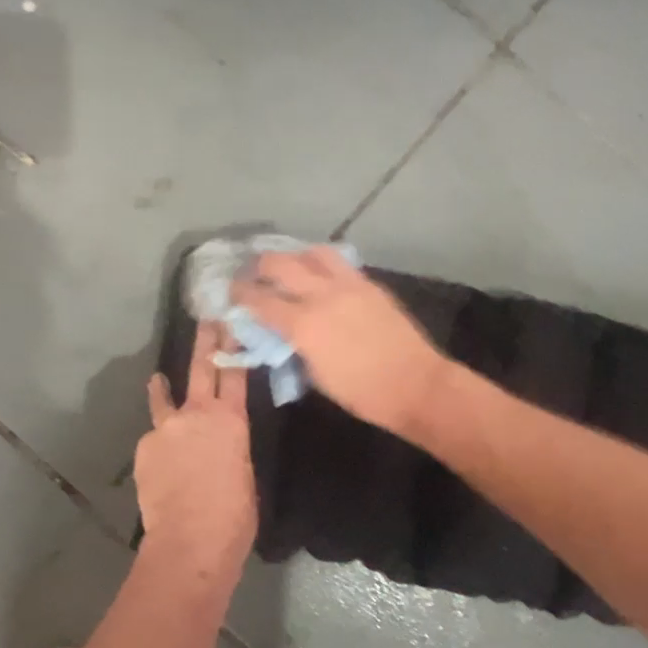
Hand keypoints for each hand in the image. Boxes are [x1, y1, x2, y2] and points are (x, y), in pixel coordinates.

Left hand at [135, 324, 255, 572]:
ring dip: (163, 388)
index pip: (236, 373)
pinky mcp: (145, 446)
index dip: (236, 347)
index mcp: (232, 421)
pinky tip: (162, 465)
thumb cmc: (233, 516)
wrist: (189, 541)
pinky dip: (160, 445)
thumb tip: (219, 445)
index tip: (233, 323)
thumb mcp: (244, 473)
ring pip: (165, 399)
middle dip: (205, 341)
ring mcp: (166, 427)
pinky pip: (155, 439)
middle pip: (202, 367)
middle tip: (206, 320)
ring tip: (157, 378)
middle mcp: (198, 413)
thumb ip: (230, 447)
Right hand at [232, 246, 450, 437]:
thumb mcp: (316, 376)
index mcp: (304, 325)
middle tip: (253, 271)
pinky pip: (340, 263)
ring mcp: (348, 285)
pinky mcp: (369, 284)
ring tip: (289, 266)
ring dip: (295, 257)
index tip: (231, 292)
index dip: (241, 294)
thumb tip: (281, 336)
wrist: (416, 385)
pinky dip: (322, 264)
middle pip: (280, 264)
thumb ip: (294, 349)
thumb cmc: (362, 393)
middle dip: (260, 265)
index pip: (261, 300)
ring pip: (313, 253)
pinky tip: (320, 274)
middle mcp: (322, 296)